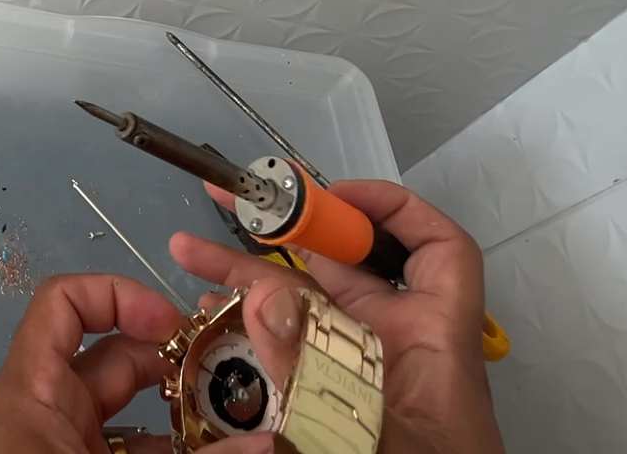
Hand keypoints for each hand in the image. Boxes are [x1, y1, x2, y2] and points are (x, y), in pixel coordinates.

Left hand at [0, 273, 279, 453]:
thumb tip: (272, 445)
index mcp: (32, 393)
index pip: (64, 304)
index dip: (118, 295)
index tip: (174, 324)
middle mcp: (48, 414)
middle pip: (113, 359)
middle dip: (173, 363)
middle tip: (233, 377)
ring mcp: (69, 452)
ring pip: (132, 415)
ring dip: (184, 417)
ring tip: (242, 425)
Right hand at [171, 180, 505, 453]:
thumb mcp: (366, 437)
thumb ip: (314, 372)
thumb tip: (262, 296)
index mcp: (432, 342)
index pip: (439, 252)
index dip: (394, 209)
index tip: (334, 196)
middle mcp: (390, 341)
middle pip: (343, 260)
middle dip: (285, 224)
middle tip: (230, 198)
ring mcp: (352, 365)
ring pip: (297, 297)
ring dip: (242, 268)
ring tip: (187, 248)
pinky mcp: (320, 391)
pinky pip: (279, 341)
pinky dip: (241, 321)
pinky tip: (203, 310)